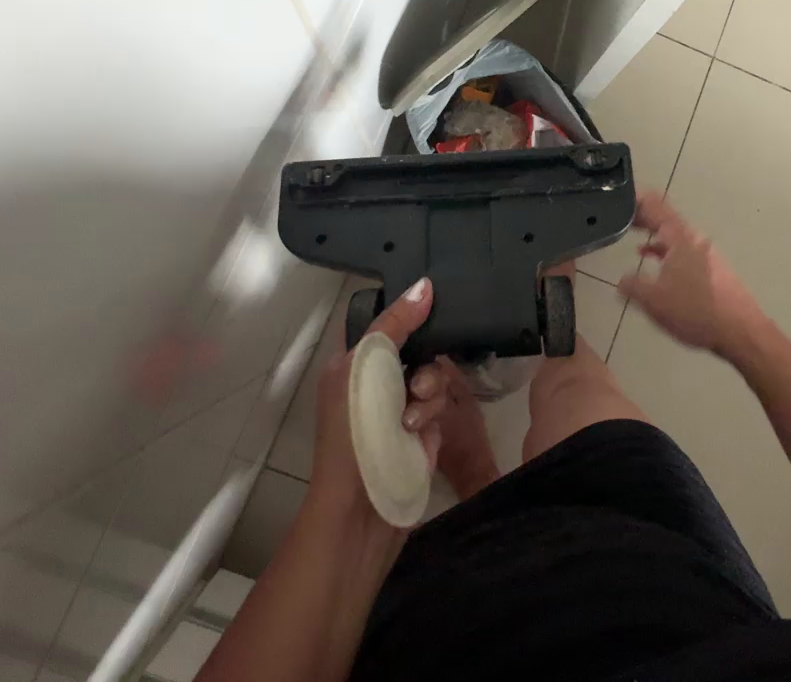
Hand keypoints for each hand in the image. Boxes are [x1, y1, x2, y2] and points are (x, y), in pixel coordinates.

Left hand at [308, 278, 452, 524]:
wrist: (362, 506)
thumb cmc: (354, 429)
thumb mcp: (367, 365)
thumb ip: (396, 324)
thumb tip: (425, 284)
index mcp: (351, 361)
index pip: (384, 322)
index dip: (406, 312)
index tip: (433, 301)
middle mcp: (374, 380)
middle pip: (417, 347)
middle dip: (423, 361)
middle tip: (416, 381)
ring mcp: (398, 407)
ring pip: (433, 375)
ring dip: (428, 392)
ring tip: (413, 416)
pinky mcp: (421, 431)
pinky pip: (439, 405)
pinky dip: (431, 415)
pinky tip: (418, 433)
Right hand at [619, 192, 770, 358]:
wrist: (742, 332)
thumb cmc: (695, 311)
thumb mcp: (653, 300)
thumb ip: (632, 285)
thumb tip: (622, 279)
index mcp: (680, 238)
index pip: (655, 206)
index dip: (636, 198)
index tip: (618, 195)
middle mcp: (696, 239)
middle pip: (665, 218)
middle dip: (642, 216)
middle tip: (618, 215)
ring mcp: (707, 254)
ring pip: (675, 235)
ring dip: (654, 233)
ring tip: (633, 234)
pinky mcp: (714, 269)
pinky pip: (684, 250)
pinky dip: (667, 250)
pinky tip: (657, 262)